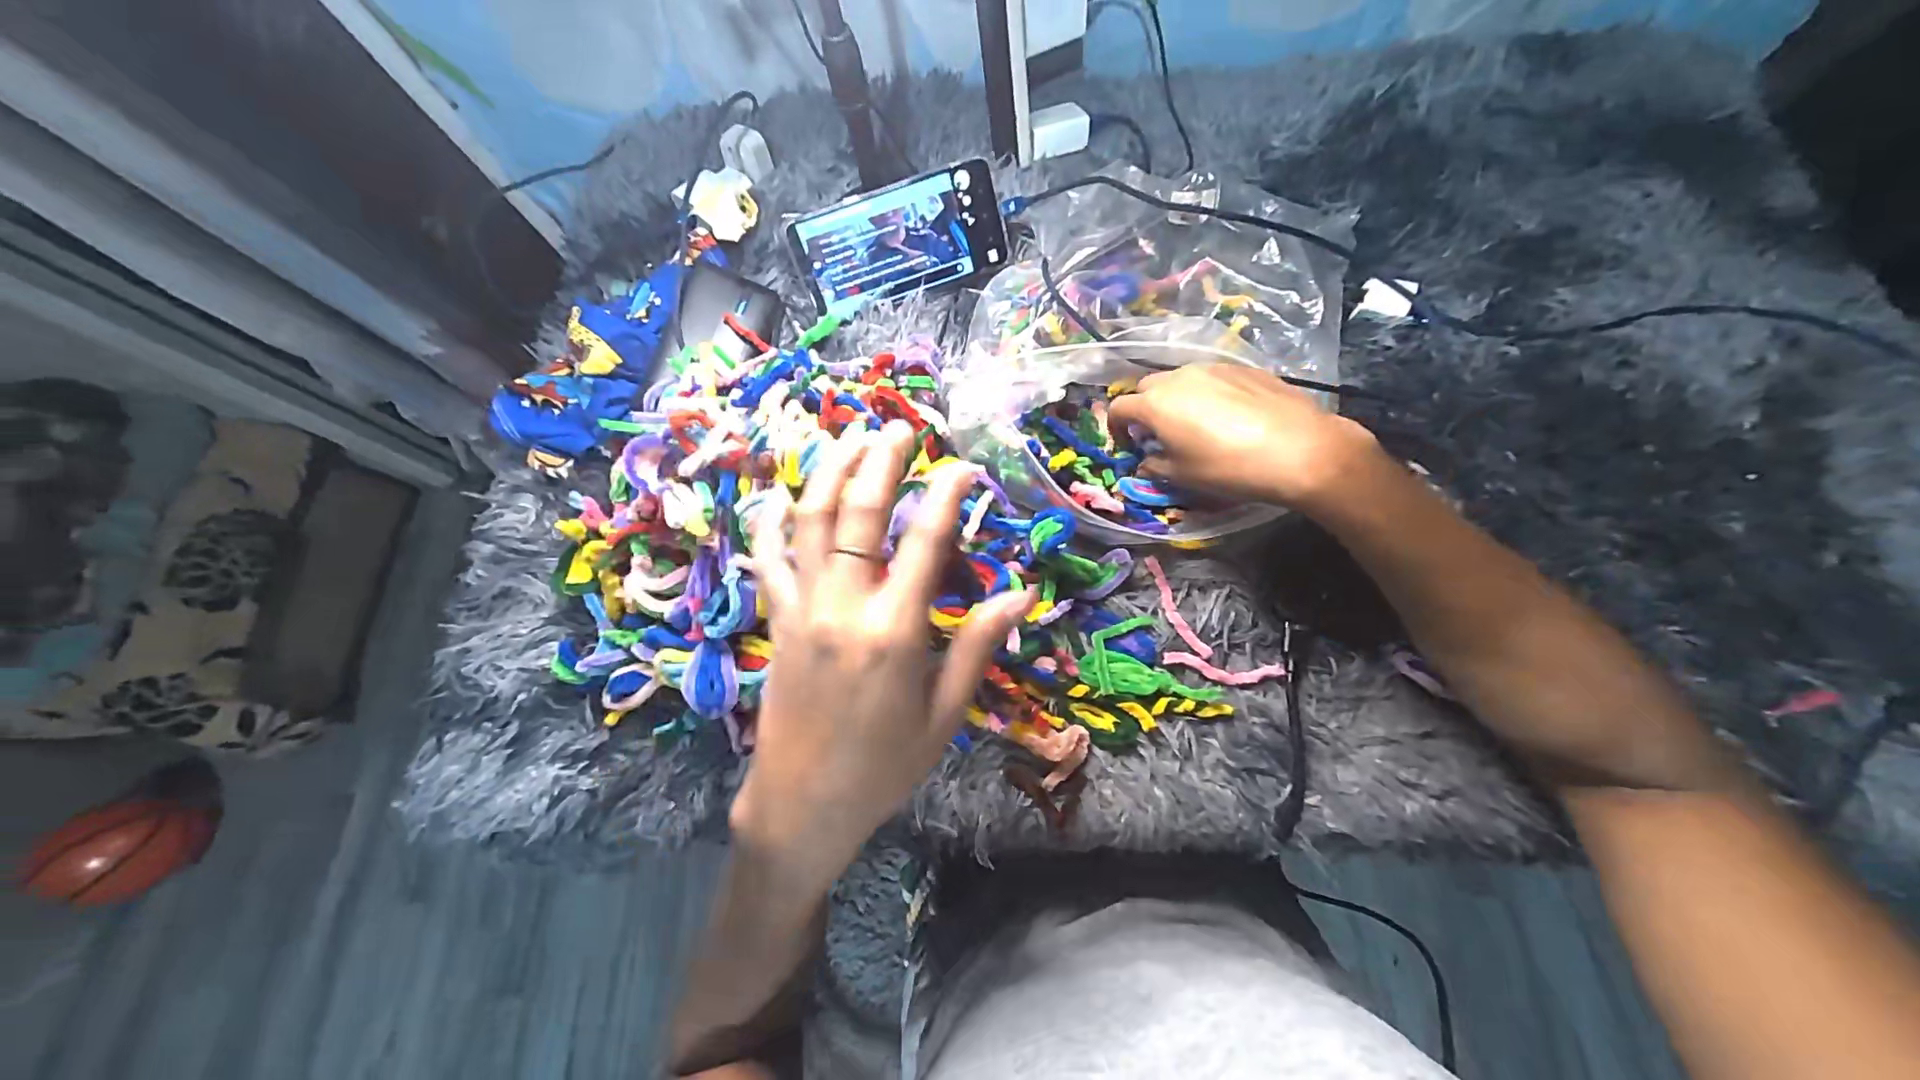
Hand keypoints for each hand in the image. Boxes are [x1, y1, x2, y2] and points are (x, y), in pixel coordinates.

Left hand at [737, 421, 1034, 876]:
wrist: (802, 804)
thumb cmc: (883, 766)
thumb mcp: (943, 716)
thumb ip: (977, 647)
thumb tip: (1020, 593)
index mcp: (894, 631)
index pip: (925, 543)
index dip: (947, 496)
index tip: (963, 466)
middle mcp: (844, 607)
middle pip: (861, 515)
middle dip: (881, 462)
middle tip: (900, 428)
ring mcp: (802, 609)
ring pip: (810, 523)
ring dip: (830, 473)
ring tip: (849, 437)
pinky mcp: (777, 620)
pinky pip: (768, 559)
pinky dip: (770, 522)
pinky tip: (777, 495)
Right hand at [1106, 363, 1384, 511]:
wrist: (1298, 448)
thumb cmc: (1228, 467)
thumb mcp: (1182, 476)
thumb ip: (1154, 466)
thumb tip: (1145, 462)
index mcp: (1155, 404)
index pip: (1119, 407)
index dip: (1115, 427)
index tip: (1126, 445)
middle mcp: (1178, 377)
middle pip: (1147, 387)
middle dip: (1144, 408)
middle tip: (1157, 433)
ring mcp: (1212, 367)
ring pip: (1180, 379)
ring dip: (1175, 398)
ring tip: (1193, 423)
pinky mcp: (1242, 368)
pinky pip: (1210, 377)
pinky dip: (1206, 393)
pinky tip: (1226, 415)